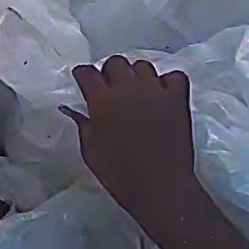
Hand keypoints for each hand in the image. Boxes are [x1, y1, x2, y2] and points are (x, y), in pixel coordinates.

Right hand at [62, 56, 199, 217]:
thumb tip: (70, 109)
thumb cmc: (119, 173)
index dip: (83, 76)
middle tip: (110, 90)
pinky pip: (174, 76)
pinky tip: (162, 95)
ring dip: (136, 76)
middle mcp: (127, 88)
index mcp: (102, 100)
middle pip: (115, 62)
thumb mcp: (90, 150)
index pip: (87, 72)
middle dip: (109, 72)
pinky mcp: (178, 98)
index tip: (84, 83)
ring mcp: (155, 90)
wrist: (160, 187)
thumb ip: (82, 124)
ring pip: (143, 66)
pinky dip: (167, 82)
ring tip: (136, 93)